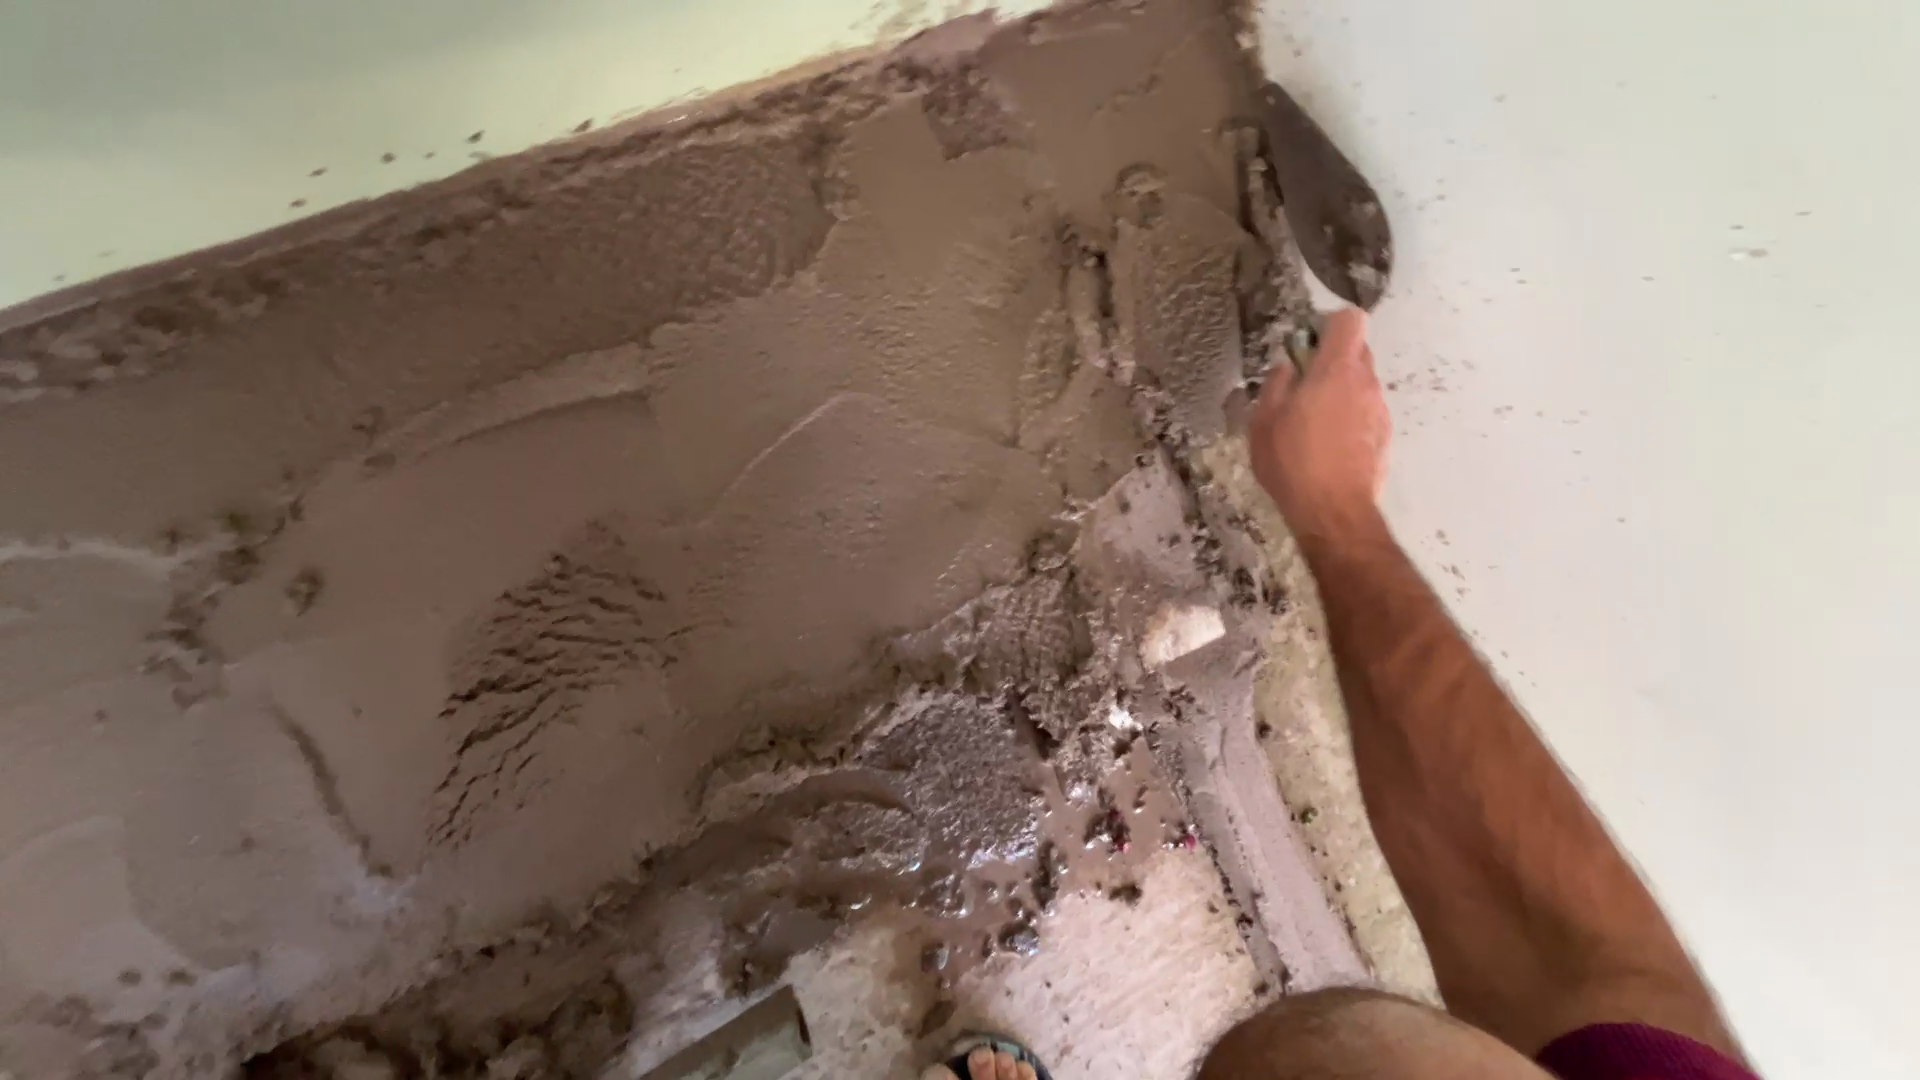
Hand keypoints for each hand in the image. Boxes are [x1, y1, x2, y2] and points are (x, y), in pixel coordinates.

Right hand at [1248, 308, 1390, 543]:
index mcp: (1336, 370)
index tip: (1306, 346)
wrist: (1333, 511)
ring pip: (1361, 386)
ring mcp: (1380, 410)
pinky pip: (1366, 414)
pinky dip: (1349, 420)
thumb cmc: (1292, 461)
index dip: (1328, 325)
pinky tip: (1327, 448)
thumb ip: (1276, 385)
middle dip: (1331, 361)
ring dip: (1339, 394)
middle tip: (1301, 389)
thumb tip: (1286, 366)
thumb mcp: (1263, 422)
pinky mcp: (1385, 437)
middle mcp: (1366, 383)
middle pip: (1356, 352)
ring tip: (1310, 426)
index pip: (1349, 320)